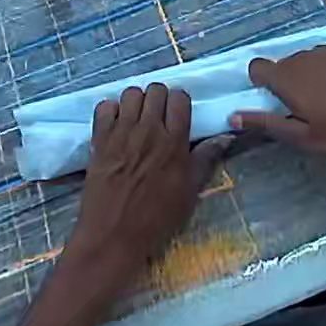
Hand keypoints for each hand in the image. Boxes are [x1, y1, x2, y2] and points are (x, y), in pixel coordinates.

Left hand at [0, 83, 224, 325]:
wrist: (113, 235)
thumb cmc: (156, 218)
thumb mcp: (189, 191)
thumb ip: (205, 159)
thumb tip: (226, 136)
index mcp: (174, 141)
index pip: (179, 98)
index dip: (180, 102)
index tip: (177, 114)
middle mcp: (148, 130)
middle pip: (155, 90)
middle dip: (159, 98)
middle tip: (157, 116)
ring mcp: (121, 132)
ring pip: (130, 93)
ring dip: (136, 102)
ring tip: (136, 119)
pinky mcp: (99, 138)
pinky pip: (104, 106)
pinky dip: (111, 110)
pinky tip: (115, 125)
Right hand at [231, 43, 325, 173]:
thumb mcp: (303, 137)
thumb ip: (266, 123)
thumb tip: (232, 117)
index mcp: (288, 79)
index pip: (257, 67)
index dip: (261, 83)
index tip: (276, 101)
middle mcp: (303, 57)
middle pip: (282, 64)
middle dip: (287, 82)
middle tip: (307, 109)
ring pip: (304, 60)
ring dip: (307, 75)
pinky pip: (325, 56)